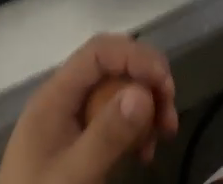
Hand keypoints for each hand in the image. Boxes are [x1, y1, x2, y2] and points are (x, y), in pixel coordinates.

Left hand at [0, 33, 178, 183]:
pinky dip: (137, 128)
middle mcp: (63, 100)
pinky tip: (145, 153)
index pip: (99, 52)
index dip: (136, 57)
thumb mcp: (73, 176)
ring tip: (163, 136)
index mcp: (53, 98)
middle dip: (147, 82)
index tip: (164, 85)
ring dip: (147, 106)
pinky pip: (116, 118)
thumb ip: (106, 135)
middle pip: (113, 68)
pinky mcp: (81, 141)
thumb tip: (144, 91)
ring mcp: (72, 121)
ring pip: (119, 91)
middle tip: (168, 115)